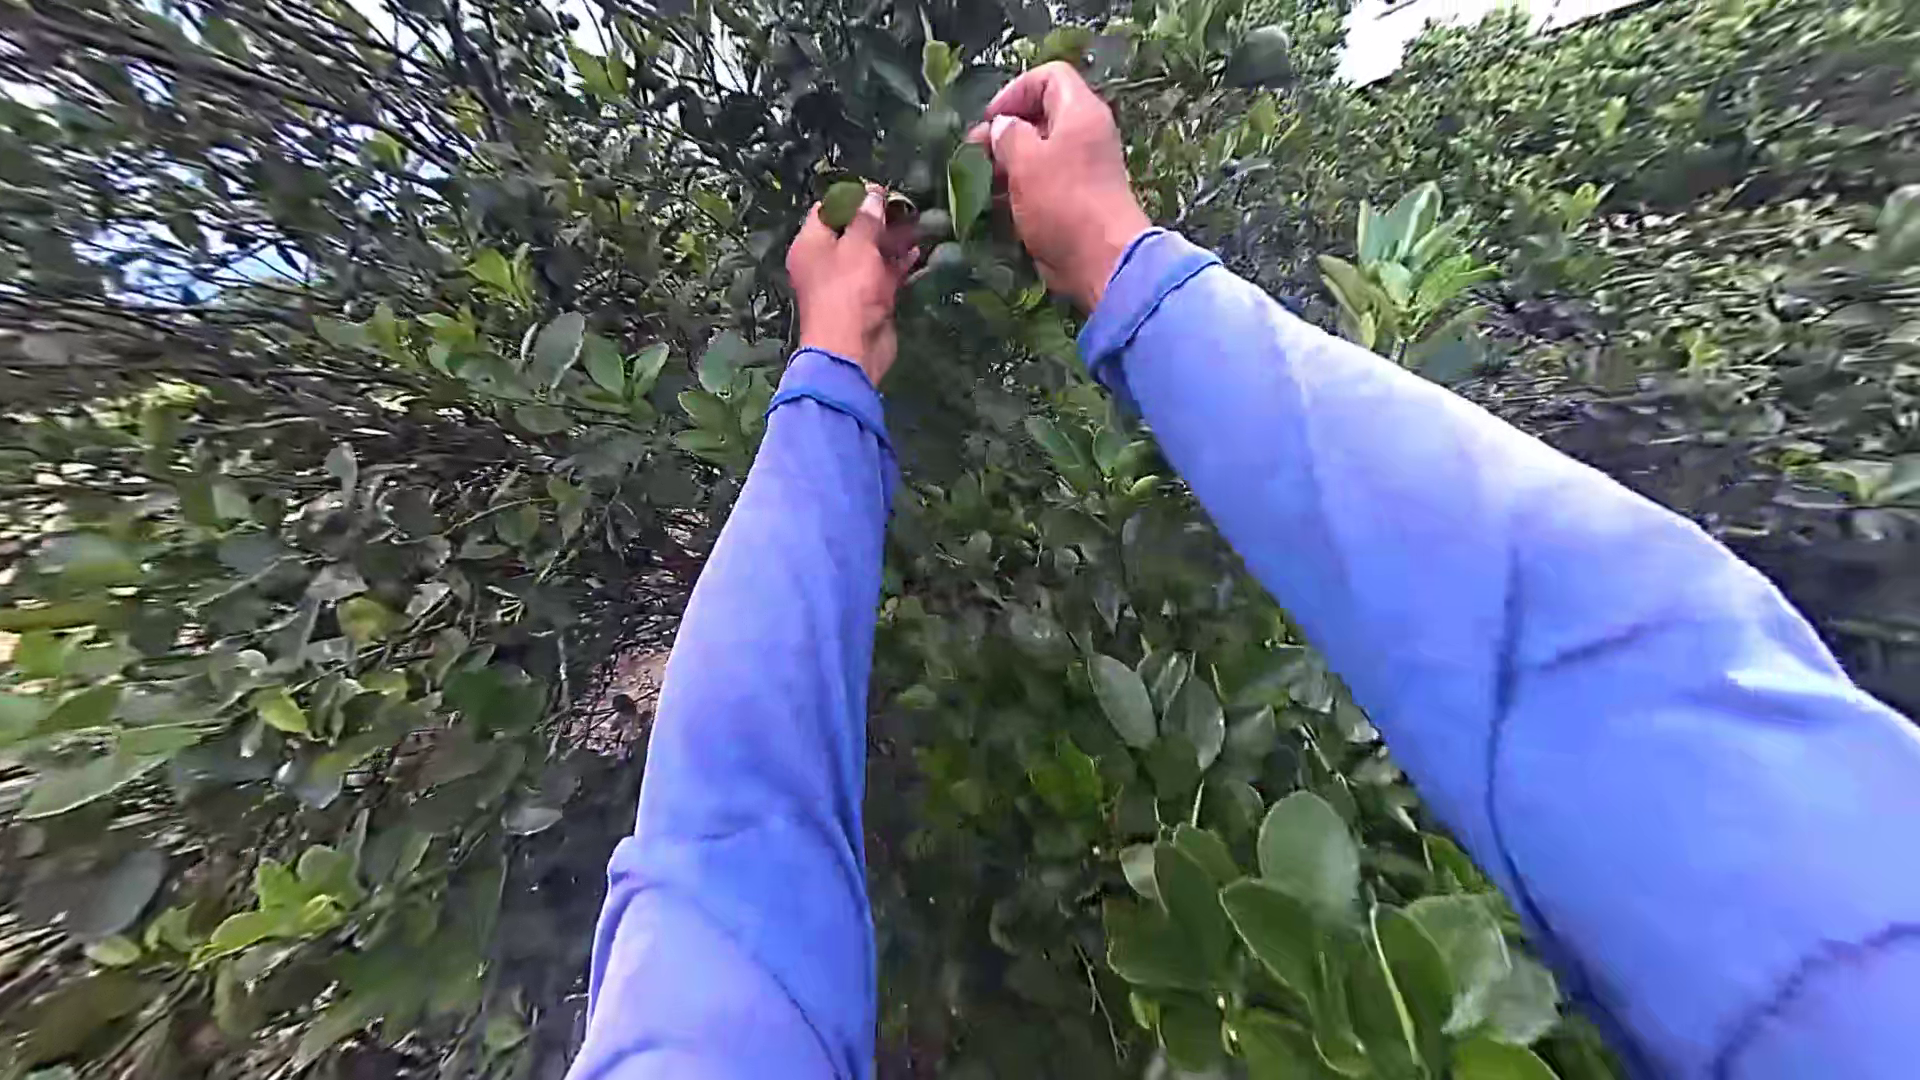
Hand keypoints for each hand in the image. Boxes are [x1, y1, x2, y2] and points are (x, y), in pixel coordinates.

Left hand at [787, 186, 917, 385]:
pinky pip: (884, 276)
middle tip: (906, 207)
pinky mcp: (869, 301)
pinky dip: (899, 265)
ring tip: (918, 226)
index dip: (854, 198)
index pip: (829, 210)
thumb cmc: (848, 292)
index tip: (880, 191)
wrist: (853, 350)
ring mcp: (849, 284)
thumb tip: (873, 195)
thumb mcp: (857, 246)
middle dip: (879, 220)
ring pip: (872, 255)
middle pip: (854, 232)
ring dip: (893, 242)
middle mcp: (827, 262)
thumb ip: (867, 218)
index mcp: (811, 245)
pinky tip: (918, 254)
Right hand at [968, 62, 1150, 311]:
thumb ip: (1008, 136)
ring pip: (1039, 159)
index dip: (1015, 92)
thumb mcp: (1026, 160)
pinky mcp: (1074, 206)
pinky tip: (997, 207)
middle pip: (1041, 121)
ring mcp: (1081, 174)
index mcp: (1079, 113)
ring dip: (1008, 169)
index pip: (1048, 78)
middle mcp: (1084, 138)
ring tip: (980, 185)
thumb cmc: (1062, 202)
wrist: (1100, 260)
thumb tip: (1001, 128)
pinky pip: (1043, 189)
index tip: (990, 119)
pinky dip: (1020, 194)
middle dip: (1005, 135)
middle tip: (974, 156)